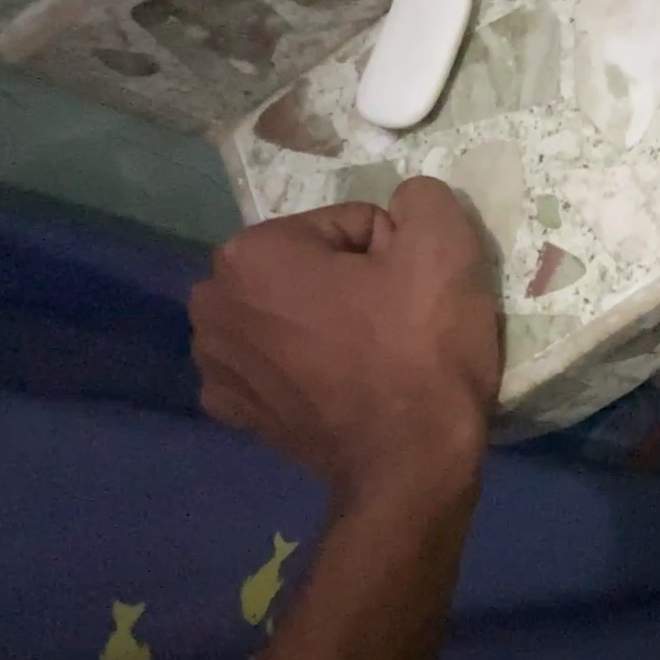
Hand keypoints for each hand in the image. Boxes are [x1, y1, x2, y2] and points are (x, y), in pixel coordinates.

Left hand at [189, 176, 500, 511]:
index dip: (401, 254)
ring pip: (300, 311)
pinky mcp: (237, 410)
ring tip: (382, 357)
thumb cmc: (424, 350)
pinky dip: (314, 363)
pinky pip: (282, 360)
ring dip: (339, 320)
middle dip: (363, 283)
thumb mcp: (447, 251)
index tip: (421, 294)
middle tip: (407, 323)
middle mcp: (212, 301)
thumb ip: (425, 200)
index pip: (355, 225)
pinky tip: (347, 384)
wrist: (412, 460)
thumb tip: (409, 202)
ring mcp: (216, 363)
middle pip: (320, 266)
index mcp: (255, 253)